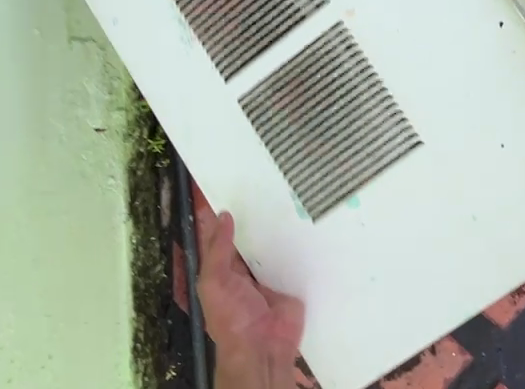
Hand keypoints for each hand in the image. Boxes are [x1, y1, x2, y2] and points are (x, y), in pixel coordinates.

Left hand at [194, 188, 305, 388]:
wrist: (264, 348)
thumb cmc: (231, 318)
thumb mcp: (213, 284)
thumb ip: (217, 251)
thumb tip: (224, 215)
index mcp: (223, 266)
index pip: (220, 230)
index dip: (220, 208)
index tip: (227, 179)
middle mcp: (247, 263)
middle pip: (250, 230)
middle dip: (256, 208)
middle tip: (268, 175)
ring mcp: (270, 268)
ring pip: (274, 237)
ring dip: (280, 219)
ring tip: (292, 185)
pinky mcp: (292, 273)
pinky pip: (296, 250)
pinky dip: (301, 236)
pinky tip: (311, 213)